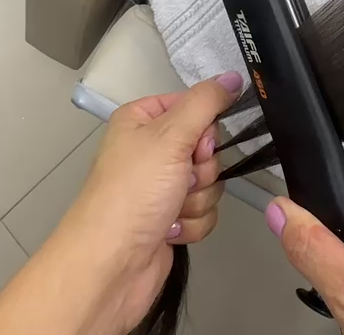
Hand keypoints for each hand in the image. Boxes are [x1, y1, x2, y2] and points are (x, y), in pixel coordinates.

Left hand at [0, 73, 240, 334]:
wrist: (111, 266)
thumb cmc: (134, 192)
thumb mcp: (170, 136)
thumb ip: (206, 102)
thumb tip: (233, 76)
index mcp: (142, 120)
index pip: (193, 106)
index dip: (203, 128)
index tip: (198, 144)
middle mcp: (151, 149)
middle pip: (206, 146)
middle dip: (201, 168)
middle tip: (182, 179)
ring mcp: (160, 186)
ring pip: (208, 181)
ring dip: (197, 198)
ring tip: (171, 210)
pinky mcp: (171, 218)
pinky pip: (203, 210)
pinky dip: (192, 223)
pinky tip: (170, 231)